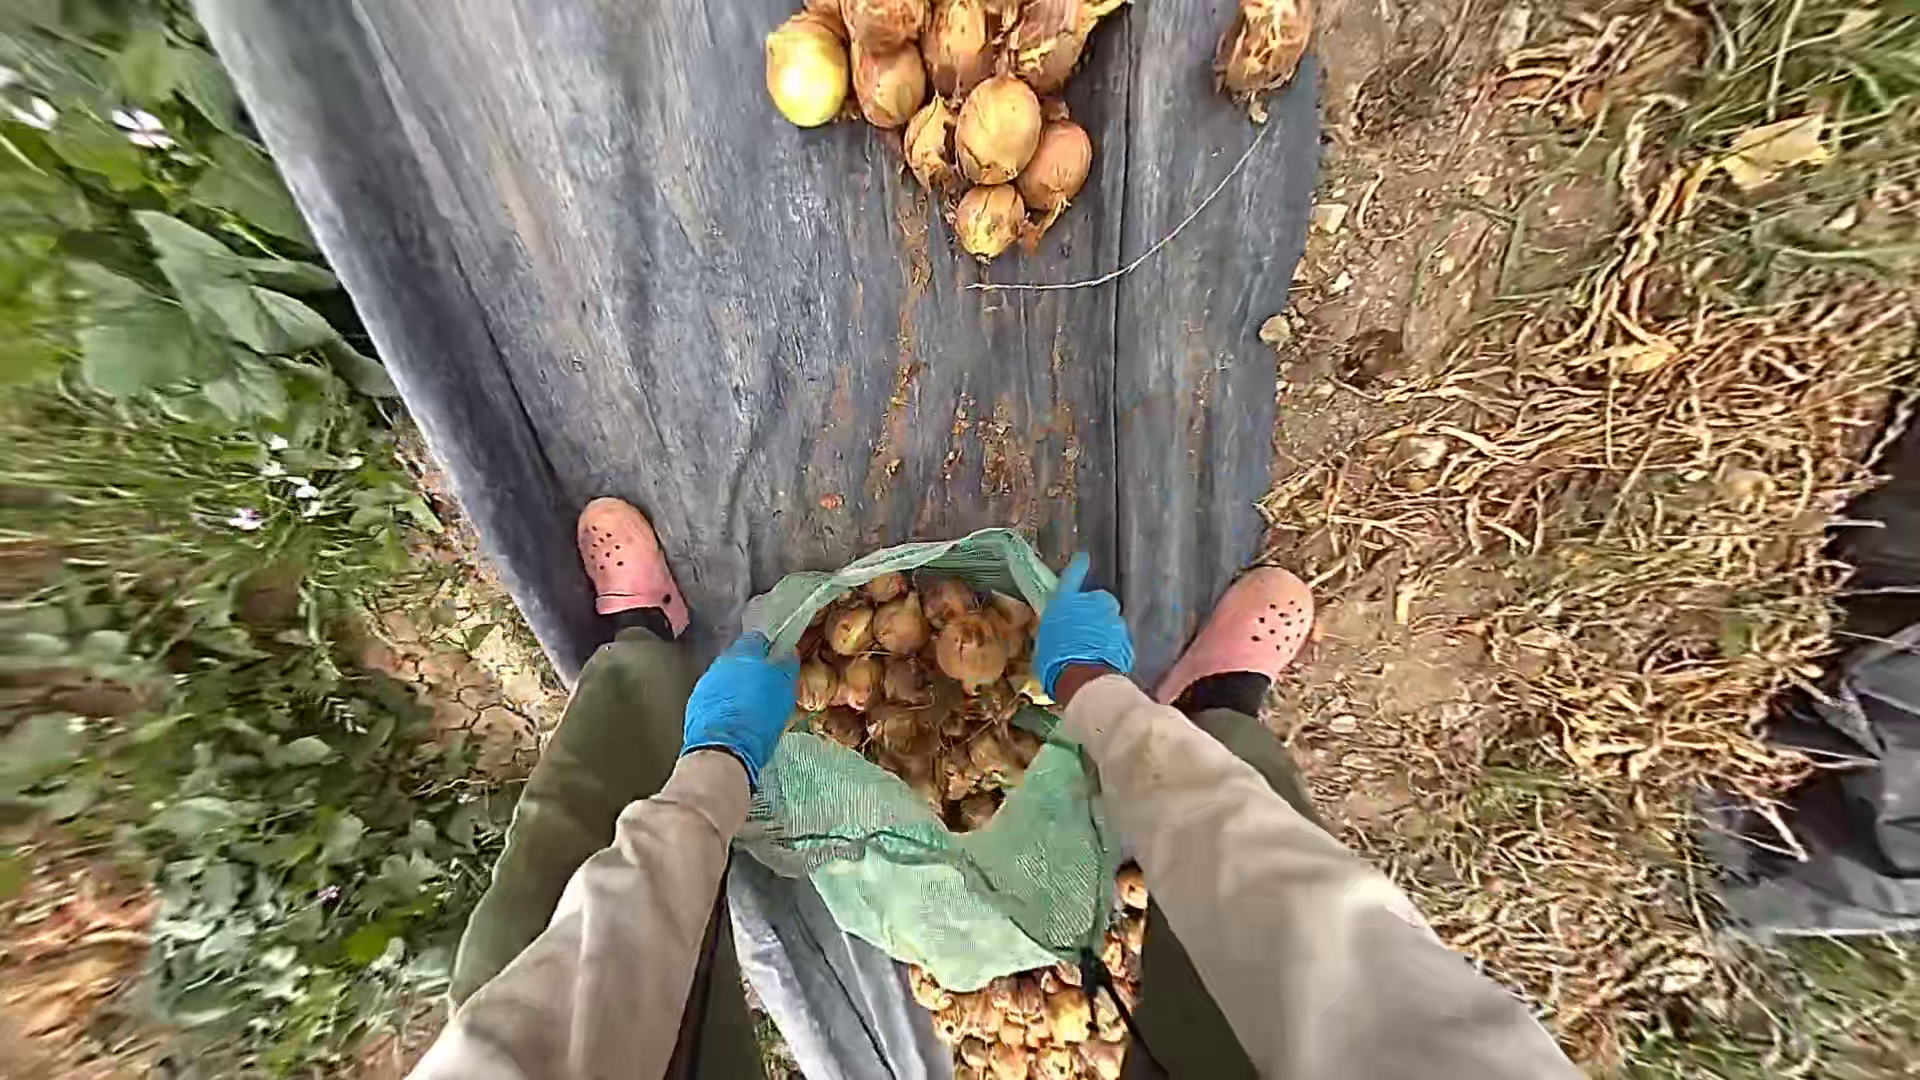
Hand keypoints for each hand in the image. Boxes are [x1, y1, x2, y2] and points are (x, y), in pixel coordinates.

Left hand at [683, 633, 798, 787]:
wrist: (722, 752)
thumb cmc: (759, 719)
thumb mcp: (785, 691)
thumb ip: (786, 667)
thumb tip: (788, 653)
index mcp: (744, 653)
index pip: (758, 639)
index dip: (771, 650)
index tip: (779, 663)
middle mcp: (720, 663)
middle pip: (740, 658)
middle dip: (753, 669)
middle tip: (768, 687)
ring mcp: (704, 684)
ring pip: (727, 678)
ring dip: (738, 686)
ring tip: (752, 707)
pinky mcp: (694, 705)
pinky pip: (715, 697)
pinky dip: (725, 703)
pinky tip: (735, 719)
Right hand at [1033, 553, 1133, 697]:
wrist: (1083, 678)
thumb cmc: (1055, 660)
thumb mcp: (1044, 641)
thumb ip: (1053, 629)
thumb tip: (1055, 632)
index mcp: (1066, 601)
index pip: (1072, 576)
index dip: (1078, 566)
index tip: (1083, 558)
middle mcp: (1092, 604)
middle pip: (1097, 600)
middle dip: (1093, 611)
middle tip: (1083, 629)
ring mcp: (1112, 619)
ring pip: (1109, 620)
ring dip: (1104, 629)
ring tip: (1093, 650)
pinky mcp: (1126, 636)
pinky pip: (1118, 637)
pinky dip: (1113, 645)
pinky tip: (1103, 659)